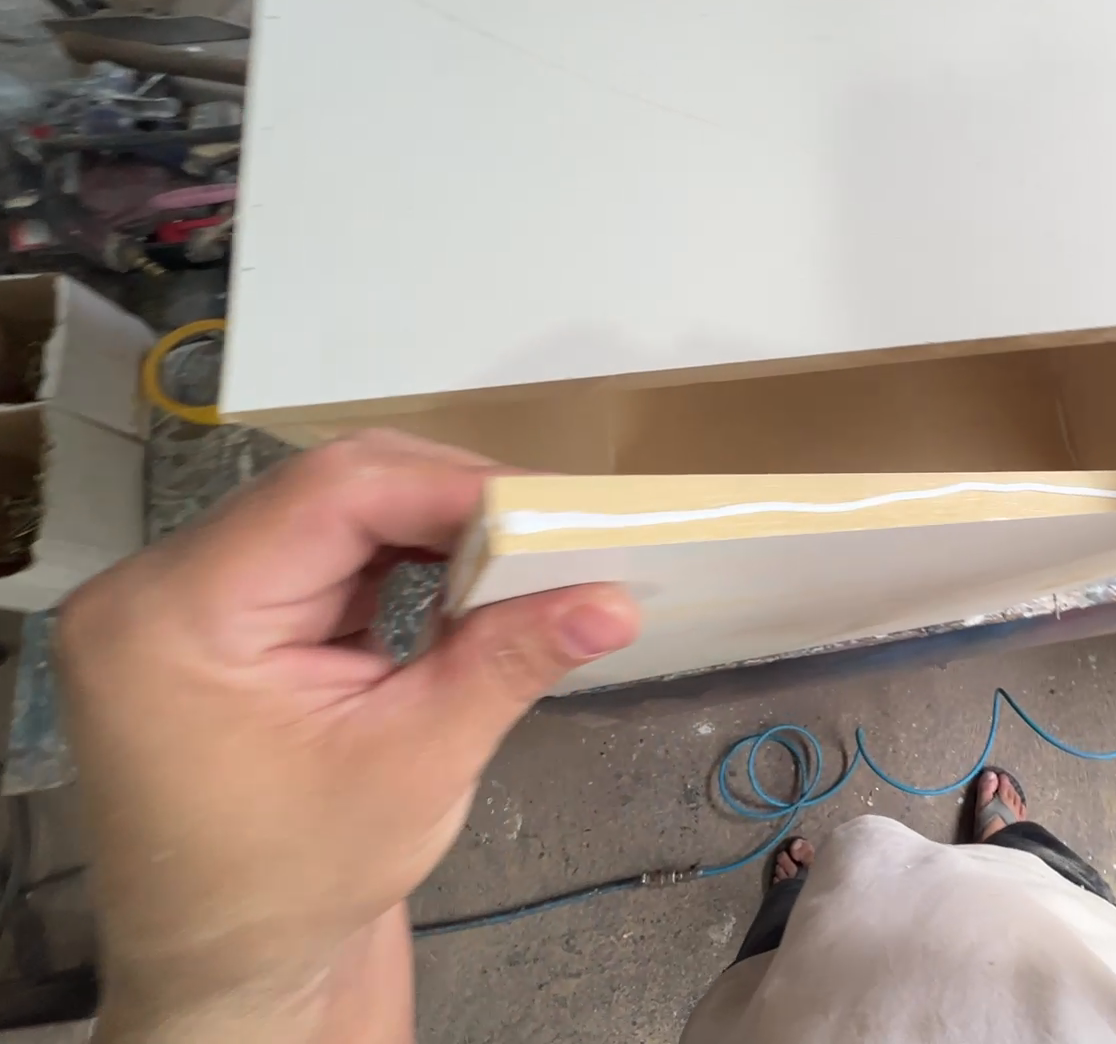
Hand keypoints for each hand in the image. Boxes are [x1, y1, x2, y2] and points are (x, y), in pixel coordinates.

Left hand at [58, 431, 640, 1042]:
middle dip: (462, 498)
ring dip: (452, 521)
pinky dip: (429, 550)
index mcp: (181, 616)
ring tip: (534, 550)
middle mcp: (176, 583)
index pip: (335, 495)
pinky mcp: (250, 610)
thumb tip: (618, 601)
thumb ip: (514, 661)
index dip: (458, 487)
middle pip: (341, 484)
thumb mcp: (421, 761)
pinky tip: (480, 577)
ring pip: (352, 504)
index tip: (562, 515)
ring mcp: (208, 593)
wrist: (242, 952)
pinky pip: (351, 544)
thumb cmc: (307, 872)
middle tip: (559, 531)